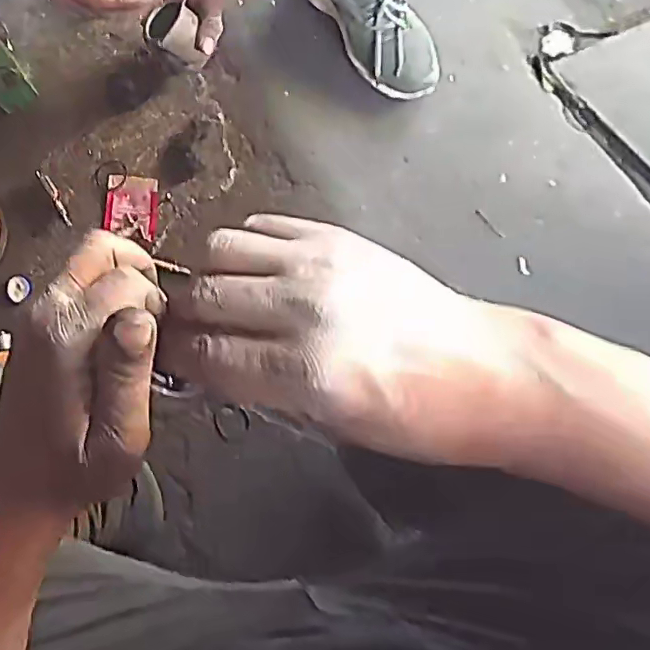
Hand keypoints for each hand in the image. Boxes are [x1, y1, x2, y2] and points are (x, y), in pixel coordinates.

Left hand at [0, 232, 164, 512]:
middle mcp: (44, 310)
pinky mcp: (37, 317)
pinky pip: (80, 278)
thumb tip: (142, 316)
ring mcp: (36, 309)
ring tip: (135, 328)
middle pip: (100, 247)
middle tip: (152, 319)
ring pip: (90, 257)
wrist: (19, 482)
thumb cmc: (72, 468)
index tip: (155, 340)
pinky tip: (116, 333)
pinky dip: (108, 290)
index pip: (123, 277)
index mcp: (63, 336)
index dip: (153, 303)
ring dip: (124, 279)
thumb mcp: (119, 437)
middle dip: (139, 272)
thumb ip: (130, 372)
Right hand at [162, 215, 555, 467]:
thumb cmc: (414, 415)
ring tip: (218, 293)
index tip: (165, 356)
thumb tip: (206, 365)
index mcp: (309, 371)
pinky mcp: (333, 234)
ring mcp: (319, 261)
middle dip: (182, 315)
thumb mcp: (333, 424)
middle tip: (181, 326)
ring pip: (221, 247)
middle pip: (205, 295)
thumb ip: (261, 389)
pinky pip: (260, 224)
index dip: (177, 357)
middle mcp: (306, 307)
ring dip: (208, 273)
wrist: (484, 368)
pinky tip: (254, 269)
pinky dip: (244, 246)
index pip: (209, 354)